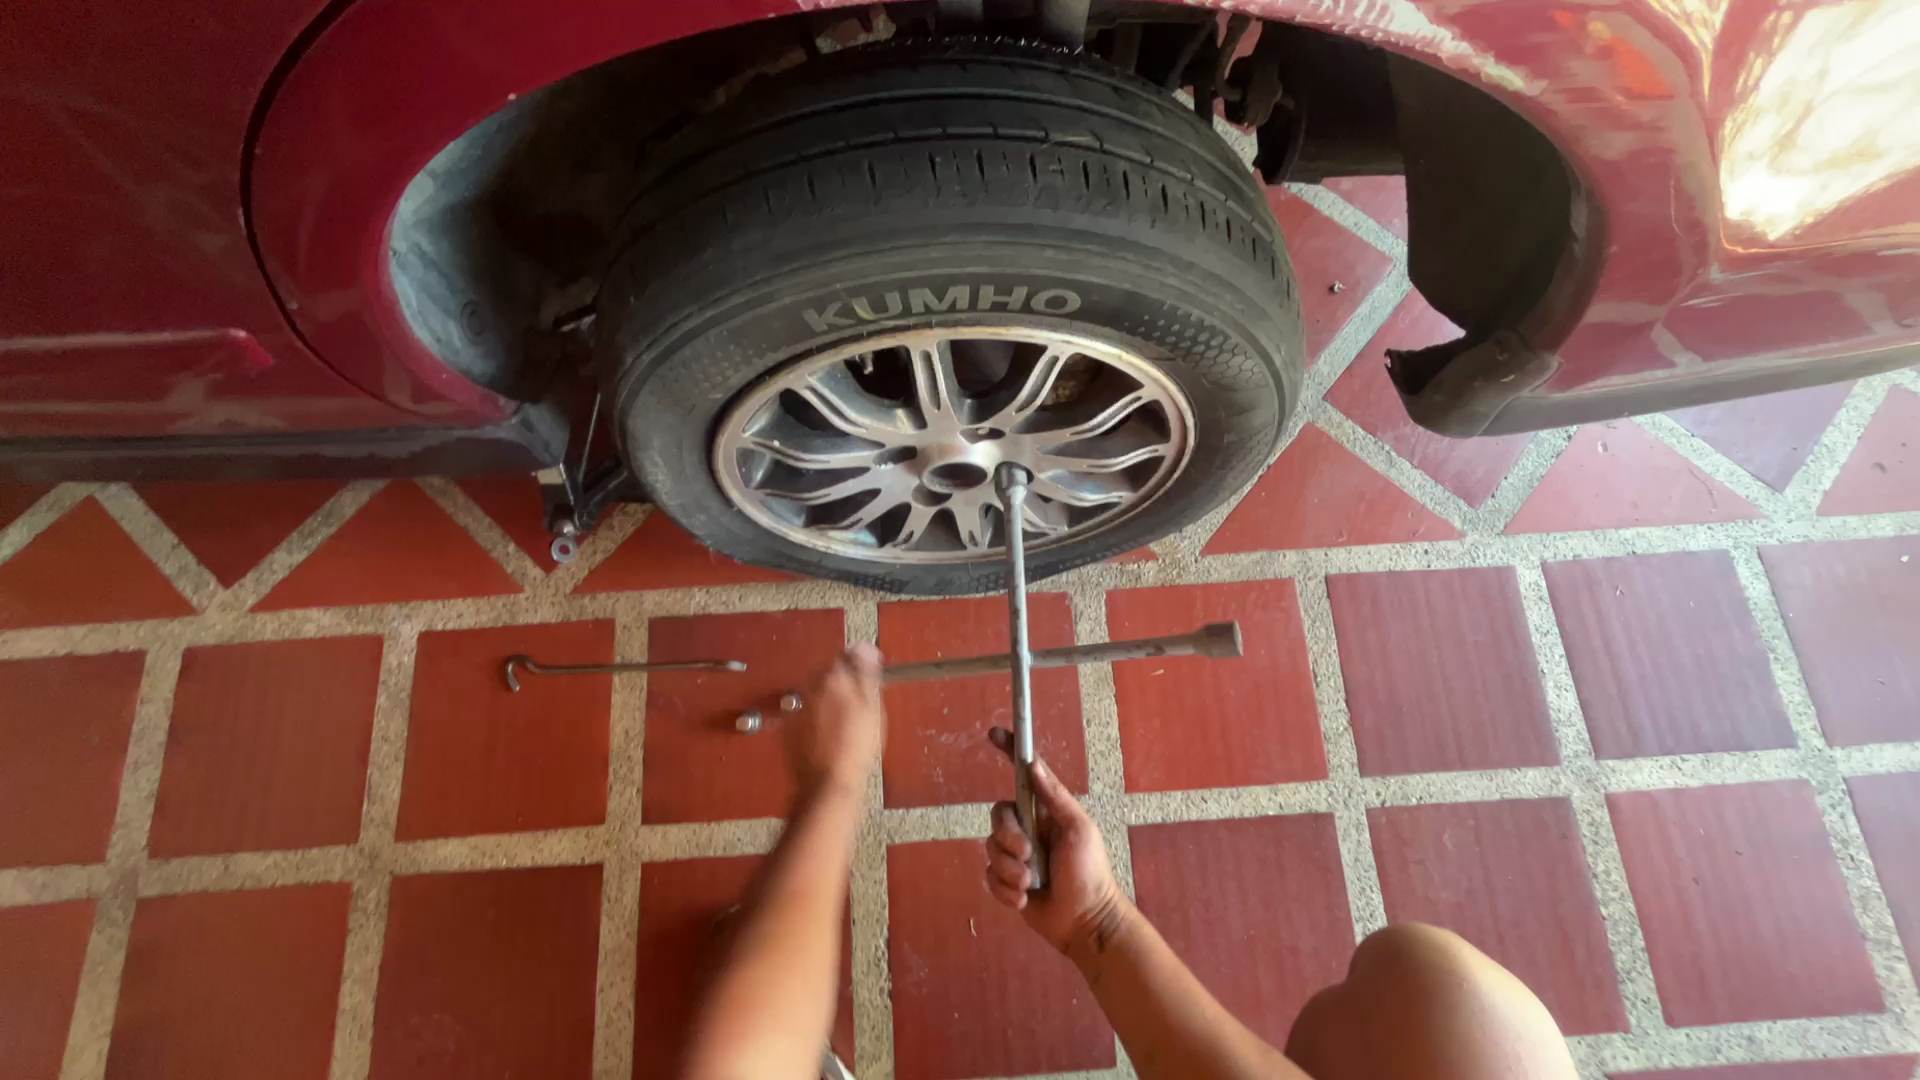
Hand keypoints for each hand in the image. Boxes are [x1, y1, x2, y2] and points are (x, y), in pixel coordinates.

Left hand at [786, 645, 884, 795]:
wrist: (827, 782)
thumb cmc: (857, 746)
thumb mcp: (872, 708)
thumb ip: (867, 674)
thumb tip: (866, 648)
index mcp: (832, 678)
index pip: (847, 656)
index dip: (861, 663)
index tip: (872, 671)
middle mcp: (809, 687)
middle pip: (829, 673)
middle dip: (844, 679)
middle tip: (861, 697)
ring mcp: (797, 707)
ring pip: (817, 692)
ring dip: (830, 697)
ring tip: (846, 717)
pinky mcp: (789, 727)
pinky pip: (806, 711)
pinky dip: (817, 715)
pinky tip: (829, 732)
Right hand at [984, 728, 1128, 957]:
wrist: (1086, 923)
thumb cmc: (1089, 872)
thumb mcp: (1078, 829)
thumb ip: (1055, 797)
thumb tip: (1033, 764)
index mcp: (1045, 811)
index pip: (1022, 775)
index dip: (1009, 752)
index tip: (995, 734)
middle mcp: (1027, 828)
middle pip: (998, 816)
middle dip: (1008, 838)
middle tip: (1028, 855)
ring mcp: (1015, 855)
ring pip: (991, 848)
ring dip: (1009, 869)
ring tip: (1030, 884)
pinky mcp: (1006, 882)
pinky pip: (990, 877)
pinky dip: (1005, 890)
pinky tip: (1024, 900)